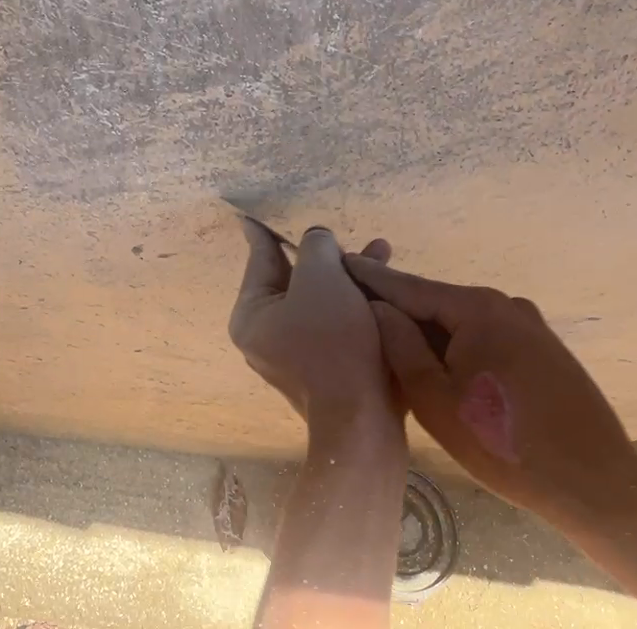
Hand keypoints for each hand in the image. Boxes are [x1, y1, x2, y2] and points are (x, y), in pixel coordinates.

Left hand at [229, 222, 395, 427]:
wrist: (364, 421)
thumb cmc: (333, 341)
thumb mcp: (322, 277)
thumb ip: (316, 246)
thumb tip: (317, 240)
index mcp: (251, 315)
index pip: (261, 259)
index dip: (265, 231)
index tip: (253, 216)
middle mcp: (267, 336)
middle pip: (297, 279)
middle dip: (328, 255)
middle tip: (346, 233)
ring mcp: (297, 356)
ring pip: (324, 300)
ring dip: (351, 276)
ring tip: (382, 249)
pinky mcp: (328, 370)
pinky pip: (339, 324)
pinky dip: (358, 303)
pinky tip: (385, 286)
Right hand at [345, 256, 636, 533]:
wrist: (597, 487)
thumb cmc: (504, 445)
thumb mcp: (435, 400)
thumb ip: (401, 346)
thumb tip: (378, 308)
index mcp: (477, 309)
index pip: (409, 286)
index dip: (372, 277)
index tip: (341, 261)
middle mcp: (505, 305)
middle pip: (436, 303)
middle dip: (400, 310)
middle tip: (360, 318)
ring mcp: (531, 326)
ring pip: (463, 323)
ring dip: (431, 334)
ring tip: (396, 350)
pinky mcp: (546, 351)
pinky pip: (487, 338)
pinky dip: (460, 347)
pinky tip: (445, 370)